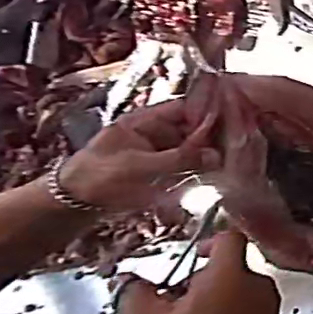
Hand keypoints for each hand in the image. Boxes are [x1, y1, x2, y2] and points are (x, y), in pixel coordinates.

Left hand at [57, 98, 221, 211]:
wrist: (74, 205)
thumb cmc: (99, 177)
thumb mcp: (139, 166)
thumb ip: (179, 159)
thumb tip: (217, 156)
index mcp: (146, 121)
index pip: (185, 108)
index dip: (210, 113)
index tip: (235, 122)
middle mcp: (157, 132)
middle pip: (195, 128)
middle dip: (215, 138)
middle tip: (239, 148)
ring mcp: (162, 151)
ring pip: (196, 147)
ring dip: (211, 155)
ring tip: (232, 162)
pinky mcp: (166, 169)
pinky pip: (191, 164)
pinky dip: (203, 169)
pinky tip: (217, 174)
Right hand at [117, 230, 279, 313]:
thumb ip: (135, 292)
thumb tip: (132, 279)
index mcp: (231, 274)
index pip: (230, 238)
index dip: (210, 240)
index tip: (192, 255)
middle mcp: (258, 285)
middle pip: (234, 266)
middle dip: (207, 276)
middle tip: (178, 297)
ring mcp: (268, 307)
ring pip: (243, 289)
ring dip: (220, 296)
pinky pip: (250, 309)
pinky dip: (232, 313)